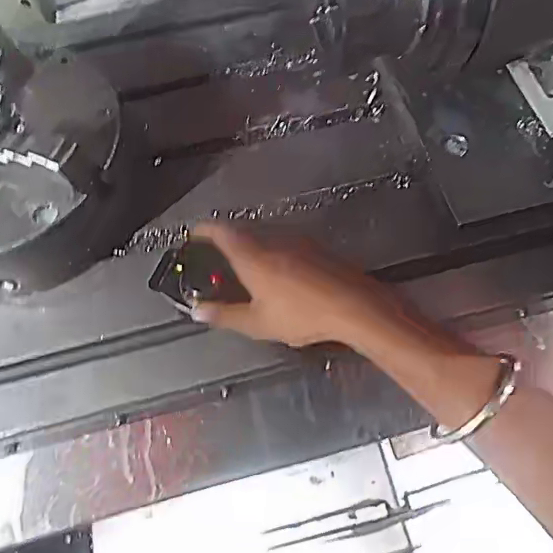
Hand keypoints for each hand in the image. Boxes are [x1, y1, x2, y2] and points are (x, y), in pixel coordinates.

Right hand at [186, 223, 398, 347]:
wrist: (355, 306)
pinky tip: (283, 274)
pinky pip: (289, 244)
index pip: (221, 231)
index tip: (196, 234)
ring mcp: (300, 241)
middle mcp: (275, 240)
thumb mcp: (258, 323)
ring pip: (268, 236)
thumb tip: (201, 311)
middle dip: (229, 240)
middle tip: (219, 254)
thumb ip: (225, 315)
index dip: (204, 230)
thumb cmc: (304, 314)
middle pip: (244, 230)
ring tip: (249, 267)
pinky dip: (277, 253)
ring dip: (255, 245)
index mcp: (253, 256)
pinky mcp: (319, 249)